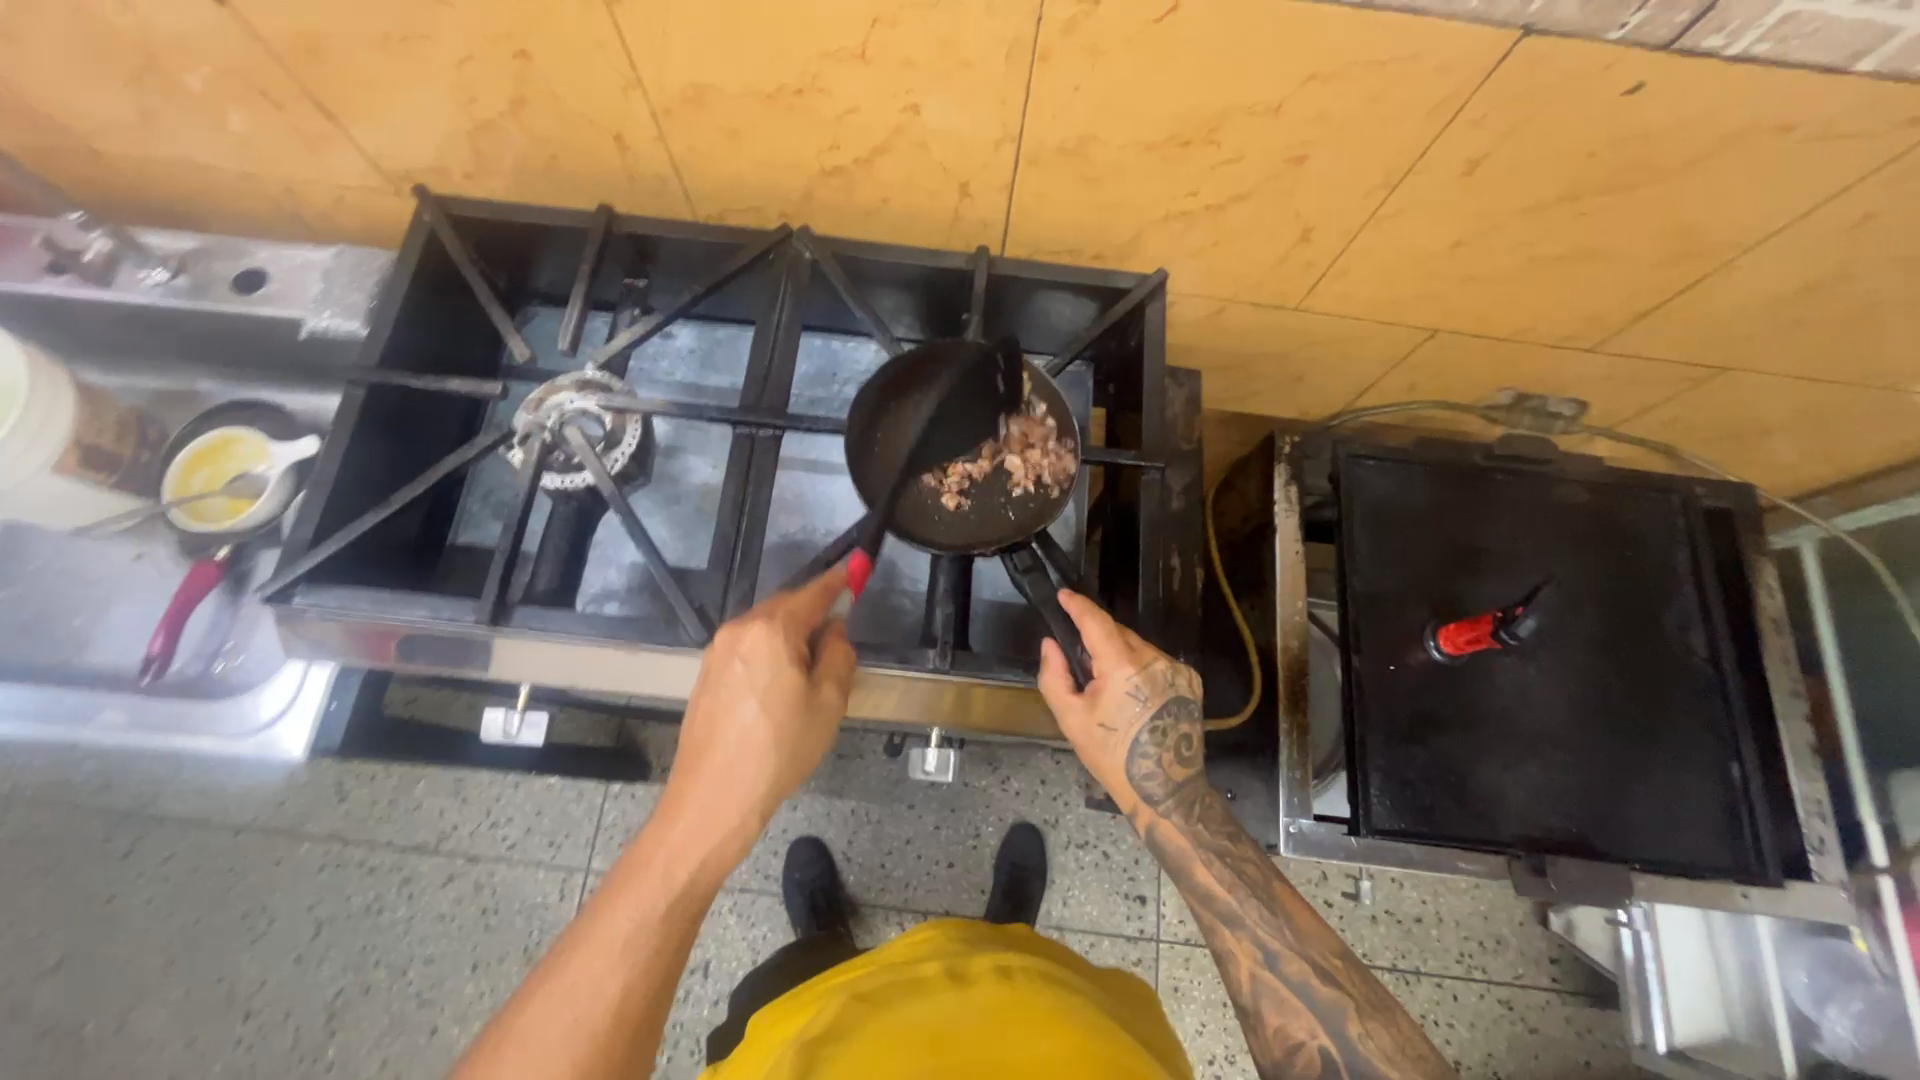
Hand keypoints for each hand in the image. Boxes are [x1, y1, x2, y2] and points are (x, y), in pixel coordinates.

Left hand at [664, 565, 857, 858]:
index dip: (839, 581)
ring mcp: (717, 651)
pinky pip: (748, 648)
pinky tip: (782, 684)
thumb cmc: (779, 748)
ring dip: (792, 635)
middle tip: (840, 634)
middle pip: (786, 607)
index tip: (858, 566)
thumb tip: (833, 630)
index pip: (813, 593)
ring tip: (813, 669)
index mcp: (771, 630)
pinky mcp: (707, 674)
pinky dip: (771, 652)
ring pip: (765, 629)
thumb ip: (838, 654)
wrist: (714, 797)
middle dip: (814, 612)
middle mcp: (739, 629)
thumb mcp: (828, 702)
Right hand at [1038, 589, 1204, 818]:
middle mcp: (1154, 659)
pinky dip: (1138, 666)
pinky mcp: (1190, 681)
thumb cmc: (1112, 756)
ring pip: (1137, 646)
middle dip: (1096, 636)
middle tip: (1078, 656)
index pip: (1097, 621)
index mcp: (1123, 667)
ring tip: (1104, 682)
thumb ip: (1054, 675)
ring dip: (1118, 653)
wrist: (1164, 789)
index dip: (1078, 605)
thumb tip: (1051, 644)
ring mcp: (1177, 669)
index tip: (1063, 595)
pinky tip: (1129, 692)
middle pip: (1118, 633)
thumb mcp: (1071, 719)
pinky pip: (1155, 661)